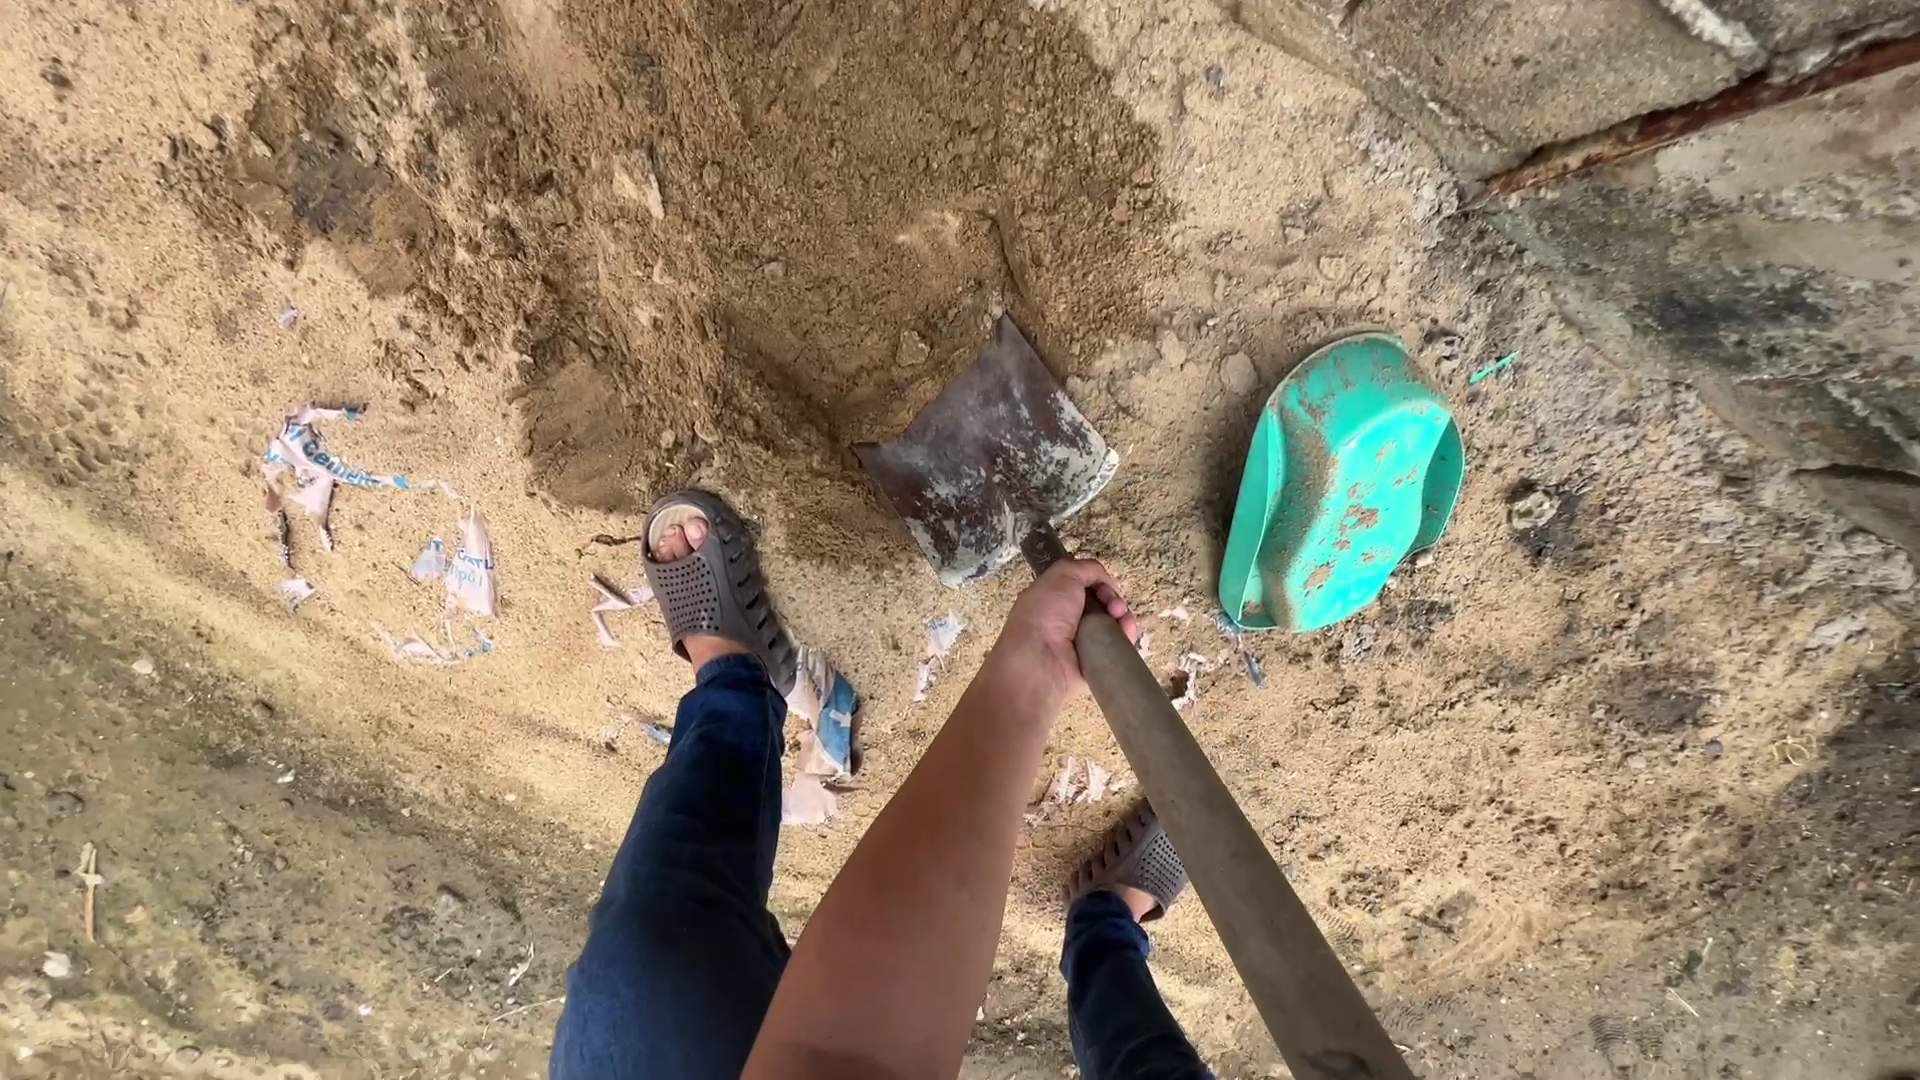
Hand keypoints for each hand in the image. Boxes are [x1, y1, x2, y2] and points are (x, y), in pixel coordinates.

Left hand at [987, 558, 1137, 710]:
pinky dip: (1126, 635)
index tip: (1103, 585)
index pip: (1084, 586)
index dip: (1098, 582)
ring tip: (1120, 616)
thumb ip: (1086, 568)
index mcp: (1054, 598)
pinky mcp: (1095, 661)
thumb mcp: (1062, 575)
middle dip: (1112, 599)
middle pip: (1101, 603)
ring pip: (1111, 623)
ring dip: (1122, 615)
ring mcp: (1082, 641)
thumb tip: (1105, 579)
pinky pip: (1116, 645)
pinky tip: (1127, 628)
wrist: (1040, 659)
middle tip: (1113, 605)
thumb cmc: (1045, 612)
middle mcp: (1067, 619)